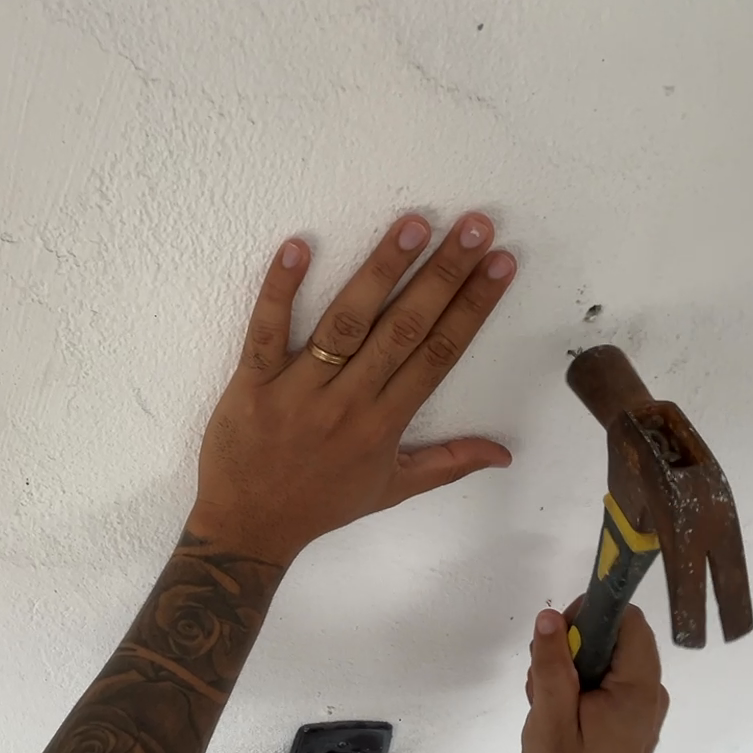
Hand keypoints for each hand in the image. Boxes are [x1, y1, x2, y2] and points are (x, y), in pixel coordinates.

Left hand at [187, 212, 517, 563]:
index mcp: (384, 425)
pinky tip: (299, 245)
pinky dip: (280, 289)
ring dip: (380, 271)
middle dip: (443, 274)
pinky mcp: (252, 383)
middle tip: (474, 226)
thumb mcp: (390, 490)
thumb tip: (503, 453)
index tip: (500, 265)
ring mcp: (298, 391)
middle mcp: (348, 403)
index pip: (439, 355)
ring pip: (346, 323)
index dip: (473, 308)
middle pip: (404, 329)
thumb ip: (447, 464)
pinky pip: (265, 331)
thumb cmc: (319, 505)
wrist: (249, 527)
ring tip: (413, 225)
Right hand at [521, 597, 670, 752]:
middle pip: (611, 635)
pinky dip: (575, 685)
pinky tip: (558, 716)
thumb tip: (549, 616)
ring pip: (601, 656)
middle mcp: (648, 690)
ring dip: (567, 668)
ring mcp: (640, 703)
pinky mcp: (629, 713)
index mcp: (637, 688)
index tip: (557, 640)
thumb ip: (551, 668)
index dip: (590, 615)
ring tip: (547, 708)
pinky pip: (602, 677)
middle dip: (569, 647)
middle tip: (543, 684)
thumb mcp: (550, 722)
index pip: (628, 621)